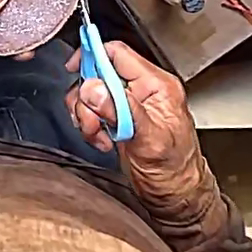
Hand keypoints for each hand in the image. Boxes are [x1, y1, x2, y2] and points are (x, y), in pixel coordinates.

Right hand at [65, 40, 207, 204]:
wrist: (176, 197)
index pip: (118, 54)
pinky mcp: (118, 120)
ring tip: (99, 134)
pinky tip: (103, 141)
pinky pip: (92, 112)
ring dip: (86, 116)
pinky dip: (89, 127)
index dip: (93, 57)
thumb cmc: (176, 172)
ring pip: (91, 94)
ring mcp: (128, 106)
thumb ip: (121, 110)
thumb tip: (94, 88)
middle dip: (87, 98)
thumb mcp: (149, 139)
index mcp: (156, 85)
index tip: (75, 69)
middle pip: (98, 73)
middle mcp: (141, 91)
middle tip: (92, 121)